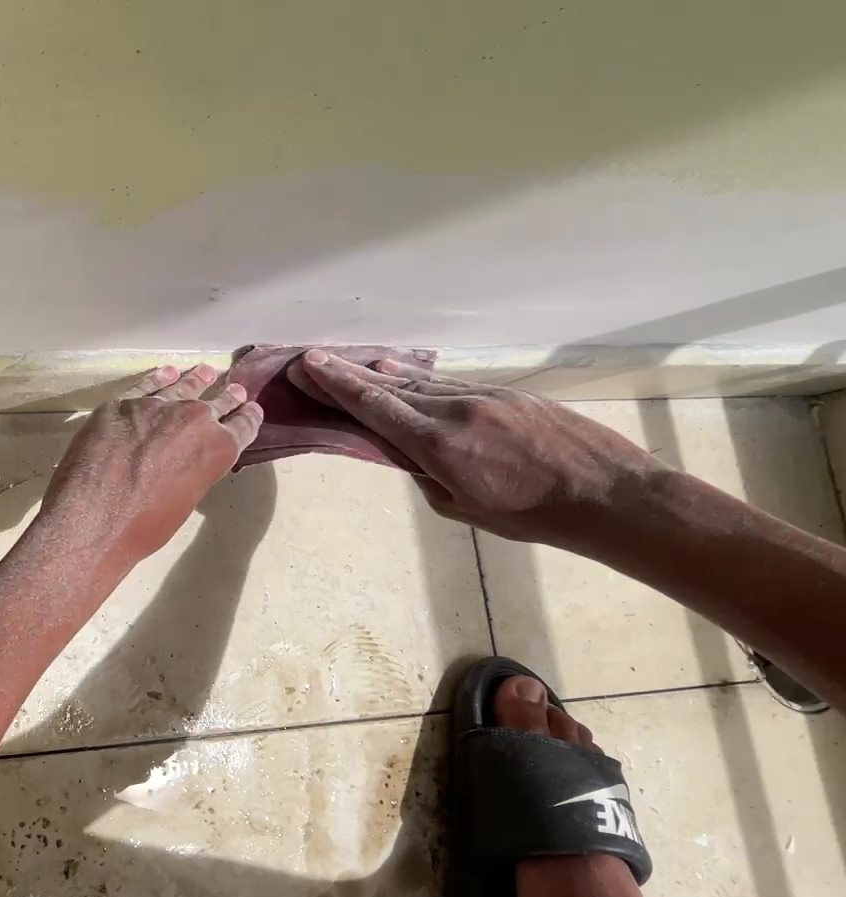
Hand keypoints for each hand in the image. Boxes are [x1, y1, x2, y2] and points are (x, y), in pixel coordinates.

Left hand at [33, 365, 262, 570]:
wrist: (92, 518)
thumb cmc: (142, 527)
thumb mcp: (184, 501)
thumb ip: (192, 472)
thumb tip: (183, 462)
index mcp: (217, 448)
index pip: (242, 426)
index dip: (247, 417)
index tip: (249, 410)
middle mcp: (194, 419)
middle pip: (215, 402)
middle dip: (225, 397)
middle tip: (233, 390)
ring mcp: (156, 406)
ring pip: (182, 386)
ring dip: (195, 380)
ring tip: (204, 372)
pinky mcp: (120, 404)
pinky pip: (145, 385)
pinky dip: (158, 378)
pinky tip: (165, 374)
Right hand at [289, 350, 666, 543]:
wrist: (610, 496)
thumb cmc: (527, 516)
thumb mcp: (455, 506)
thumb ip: (422, 471)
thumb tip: (403, 448)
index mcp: (437, 444)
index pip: (373, 406)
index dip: (335, 385)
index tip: (306, 366)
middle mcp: (455, 410)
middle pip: (388, 386)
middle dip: (345, 374)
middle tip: (311, 360)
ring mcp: (484, 396)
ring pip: (419, 381)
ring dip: (379, 374)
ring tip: (350, 365)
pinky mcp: (508, 393)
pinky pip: (449, 383)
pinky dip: (417, 379)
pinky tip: (402, 374)